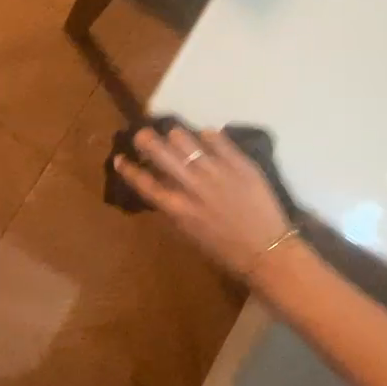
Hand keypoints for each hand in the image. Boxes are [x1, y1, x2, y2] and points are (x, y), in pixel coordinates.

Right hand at [115, 126, 294, 280]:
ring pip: (186, 141)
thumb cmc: (225, 249)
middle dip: (146, 140)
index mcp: (178, 209)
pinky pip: (218, 139)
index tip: (119, 158)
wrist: (267, 251)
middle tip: (143, 135)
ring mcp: (218, 173)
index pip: (145, 183)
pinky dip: (208, 136)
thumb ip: (174, 209)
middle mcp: (194, 187)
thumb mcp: (190, 233)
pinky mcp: (240, 164)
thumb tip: (161, 186)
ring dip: (175, 136)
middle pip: (161, 154)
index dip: (128, 169)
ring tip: (174, 135)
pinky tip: (205, 137)